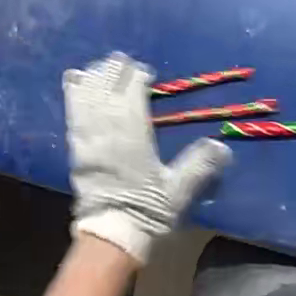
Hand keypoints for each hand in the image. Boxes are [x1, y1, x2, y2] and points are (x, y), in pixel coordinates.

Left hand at [64, 53, 231, 263]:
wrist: (112, 232)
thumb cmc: (148, 211)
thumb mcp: (179, 189)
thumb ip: (199, 164)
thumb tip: (222, 146)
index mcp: (135, 136)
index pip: (132, 93)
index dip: (137, 77)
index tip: (146, 73)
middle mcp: (109, 130)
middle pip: (108, 89)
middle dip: (115, 71)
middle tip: (123, 62)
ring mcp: (89, 138)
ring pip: (88, 96)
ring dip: (94, 77)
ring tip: (100, 65)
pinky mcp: (76, 147)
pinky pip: (73, 113)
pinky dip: (73, 93)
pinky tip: (73, 79)